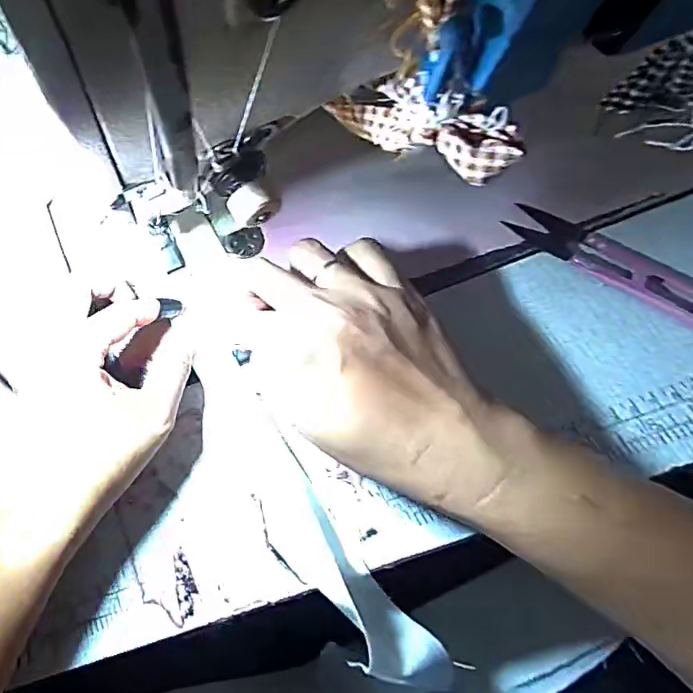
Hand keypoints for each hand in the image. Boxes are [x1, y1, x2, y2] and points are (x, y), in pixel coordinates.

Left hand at [0, 282, 195, 548]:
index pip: (114, 312)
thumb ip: (173, 368)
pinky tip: (96, 343)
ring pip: (56, 306)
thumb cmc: (102, 461)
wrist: (53, 498)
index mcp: (75, 353)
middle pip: (71, 290)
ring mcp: (36, 359)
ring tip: (115, 313)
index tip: (163, 311)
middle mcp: (48, 347)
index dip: (144, 306)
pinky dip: (74, 323)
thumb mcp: (152, 416)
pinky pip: (51, 331)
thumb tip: (186, 336)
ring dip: (87, 301)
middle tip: (128, 298)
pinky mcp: (31, 373)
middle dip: (104, 285)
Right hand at [228, 237, 541, 520]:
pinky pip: (366, 251)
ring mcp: (376, 289)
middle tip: (274, 310)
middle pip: (280, 262)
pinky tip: (349, 287)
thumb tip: (251, 337)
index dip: (238, 301)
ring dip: (304, 270)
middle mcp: (339, 296)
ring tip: (310, 295)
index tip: (243, 319)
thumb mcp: (300, 413)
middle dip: (267, 282)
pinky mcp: (406, 291)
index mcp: (310, 325)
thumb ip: (266, 365)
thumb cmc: (370, 436)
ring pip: (320, 250)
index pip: (252, 288)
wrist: (453, 442)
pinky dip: (348, 262)